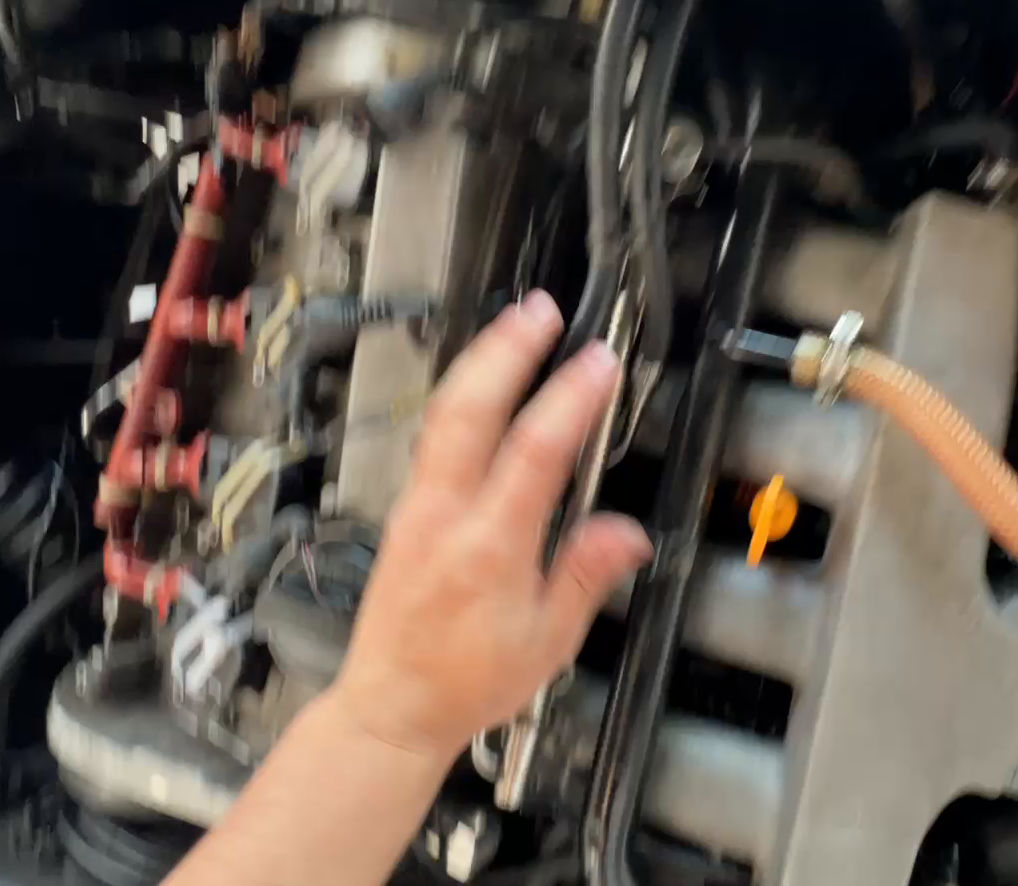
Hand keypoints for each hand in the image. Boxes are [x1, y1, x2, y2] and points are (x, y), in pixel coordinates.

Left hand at [326, 290, 653, 760]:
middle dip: (505, 353)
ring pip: (445, 414)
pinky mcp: (408, 507)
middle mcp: (445, 516)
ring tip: (513, 325)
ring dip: (481, 362)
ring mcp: (418, 505)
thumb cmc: (465, 681)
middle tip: (539, 312)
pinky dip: (463, 392)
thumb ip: (587, 576)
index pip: (533, 456)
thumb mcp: (546, 641)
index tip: (597, 364)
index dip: (569, 402)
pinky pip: (435, 434)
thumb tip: (628, 532)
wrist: (390, 706)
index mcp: (488, 549)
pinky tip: (482, 378)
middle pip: (469, 412)